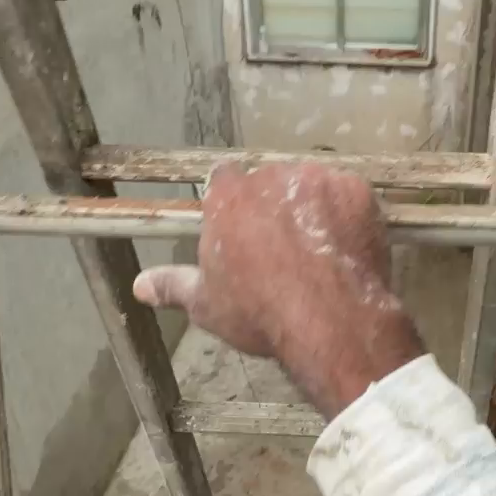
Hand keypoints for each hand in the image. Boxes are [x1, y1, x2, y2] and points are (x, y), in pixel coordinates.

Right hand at [132, 161, 424, 417]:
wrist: (329, 320)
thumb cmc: (260, 313)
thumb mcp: (207, 305)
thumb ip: (173, 285)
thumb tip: (139, 285)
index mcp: (227, 195)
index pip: (224, 181)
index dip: (235, 207)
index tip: (244, 233)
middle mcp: (270, 175)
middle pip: (271, 182)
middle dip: (276, 208)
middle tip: (286, 249)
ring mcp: (317, 179)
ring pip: (311, 186)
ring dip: (312, 209)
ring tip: (319, 253)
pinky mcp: (357, 191)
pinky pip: (348, 197)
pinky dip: (347, 217)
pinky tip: (345, 250)